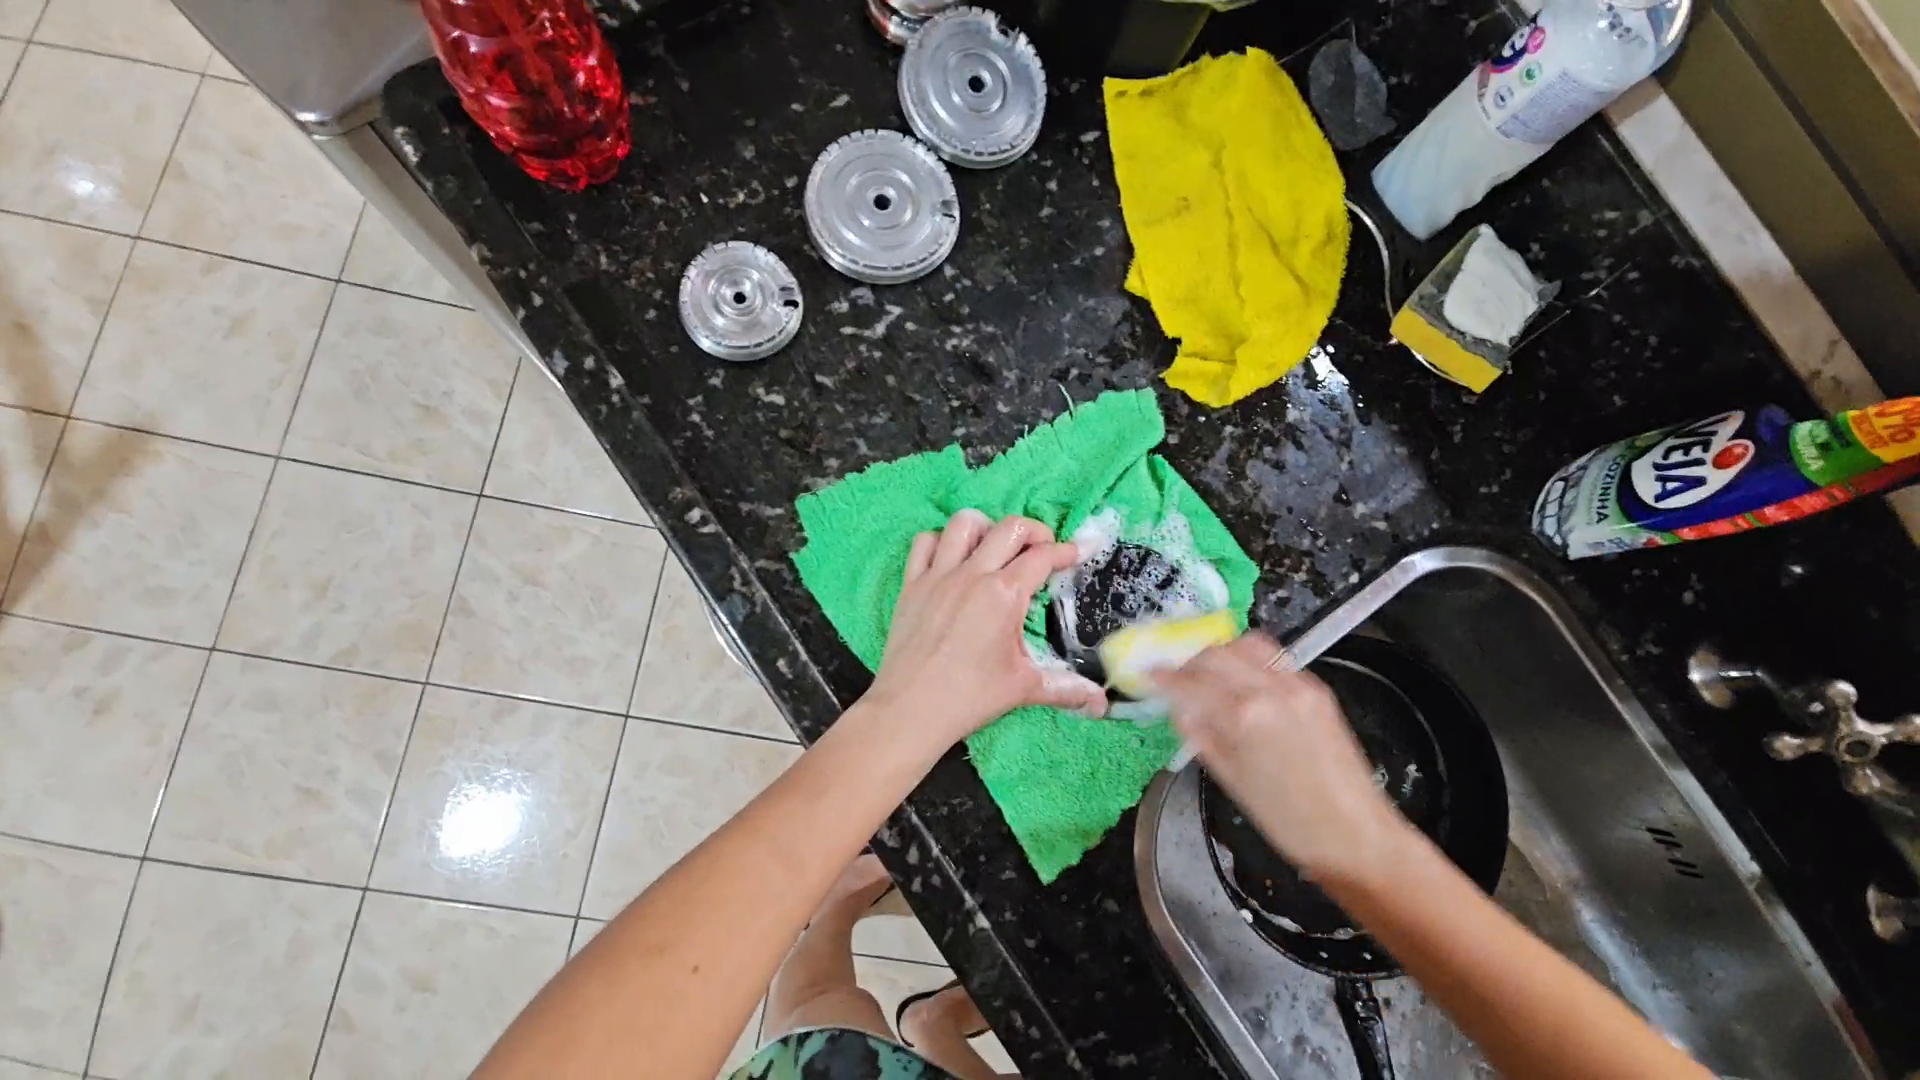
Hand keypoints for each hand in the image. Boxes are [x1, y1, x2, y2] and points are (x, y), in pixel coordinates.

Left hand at [865, 510, 1107, 749]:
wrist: (909, 709)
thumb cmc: (969, 697)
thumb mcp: (1023, 688)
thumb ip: (1066, 688)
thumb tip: (1102, 703)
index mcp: (1003, 595)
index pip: (1041, 557)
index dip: (1065, 551)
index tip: (1077, 553)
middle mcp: (971, 575)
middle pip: (1009, 528)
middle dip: (1034, 530)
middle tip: (1042, 550)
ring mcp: (937, 575)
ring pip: (964, 523)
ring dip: (987, 528)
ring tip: (996, 548)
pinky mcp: (911, 584)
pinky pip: (924, 543)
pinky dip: (942, 541)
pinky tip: (953, 559)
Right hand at [1155, 634, 1408, 884]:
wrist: (1355, 834)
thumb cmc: (1288, 821)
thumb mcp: (1230, 779)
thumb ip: (1200, 735)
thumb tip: (1180, 709)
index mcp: (1243, 717)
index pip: (1190, 681)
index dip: (1163, 676)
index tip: (1149, 674)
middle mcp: (1270, 690)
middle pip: (1215, 654)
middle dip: (1189, 662)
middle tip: (1177, 677)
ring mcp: (1297, 685)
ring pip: (1245, 645)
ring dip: (1220, 653)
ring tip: (1209, 673)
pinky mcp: (1316, 689)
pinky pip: (1273, 657)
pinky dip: (1249, 660)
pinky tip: (1242, 681)